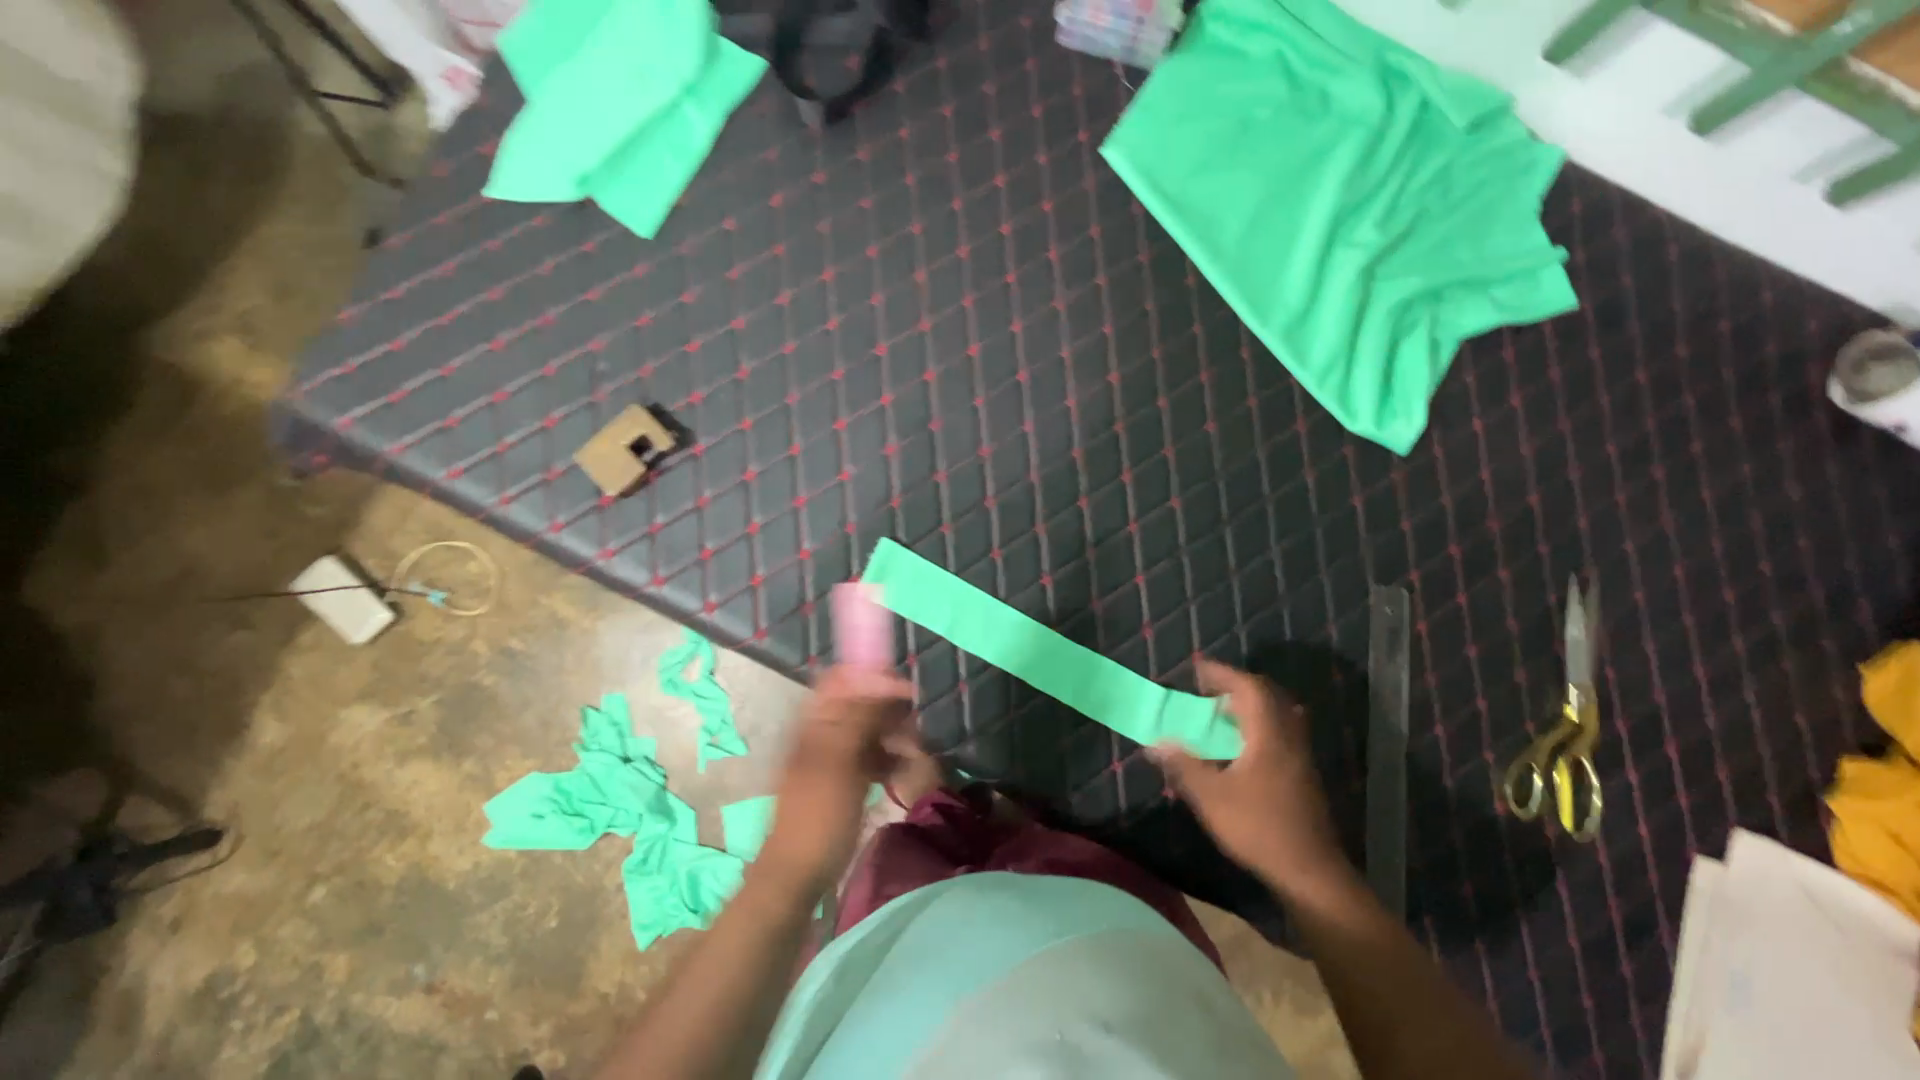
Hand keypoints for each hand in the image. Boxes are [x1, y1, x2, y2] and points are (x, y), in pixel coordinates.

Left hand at [759, 666, 915, 893]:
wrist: (797, 876)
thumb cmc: (817, 819)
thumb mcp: (839, 764)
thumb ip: (857, 717)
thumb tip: (878, 674)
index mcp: (812, 723)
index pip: (842, 680)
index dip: (873, 678)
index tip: (907, 694)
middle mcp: (819, 733)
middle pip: (857, 703)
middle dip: (889, 709)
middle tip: (918, 727)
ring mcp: (829, 758)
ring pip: (866, 731)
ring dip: (892, 735)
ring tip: (918, 750)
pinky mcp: (841, 781)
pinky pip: (868, 757)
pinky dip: (886, 758)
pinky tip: (905, 770)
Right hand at [1150, 660, 1354, 899]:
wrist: (1309, 871)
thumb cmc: (1258, 829)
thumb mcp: (1211, 798)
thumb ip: (1183, 766)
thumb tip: (1155, 742)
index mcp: (1268, 735)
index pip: (1249, 688)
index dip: (1224, 674)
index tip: (1198, 669)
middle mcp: (1289, 738)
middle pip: (1269, 697)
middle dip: (1238, 687)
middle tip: (1209, 691)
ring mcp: (1301, 758)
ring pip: (1278, 716)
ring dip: (1251, 708)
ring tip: (1222, 716)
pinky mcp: (1303, 776)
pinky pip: (1282, 735)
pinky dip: (1259, 728)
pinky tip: (1241, 749)